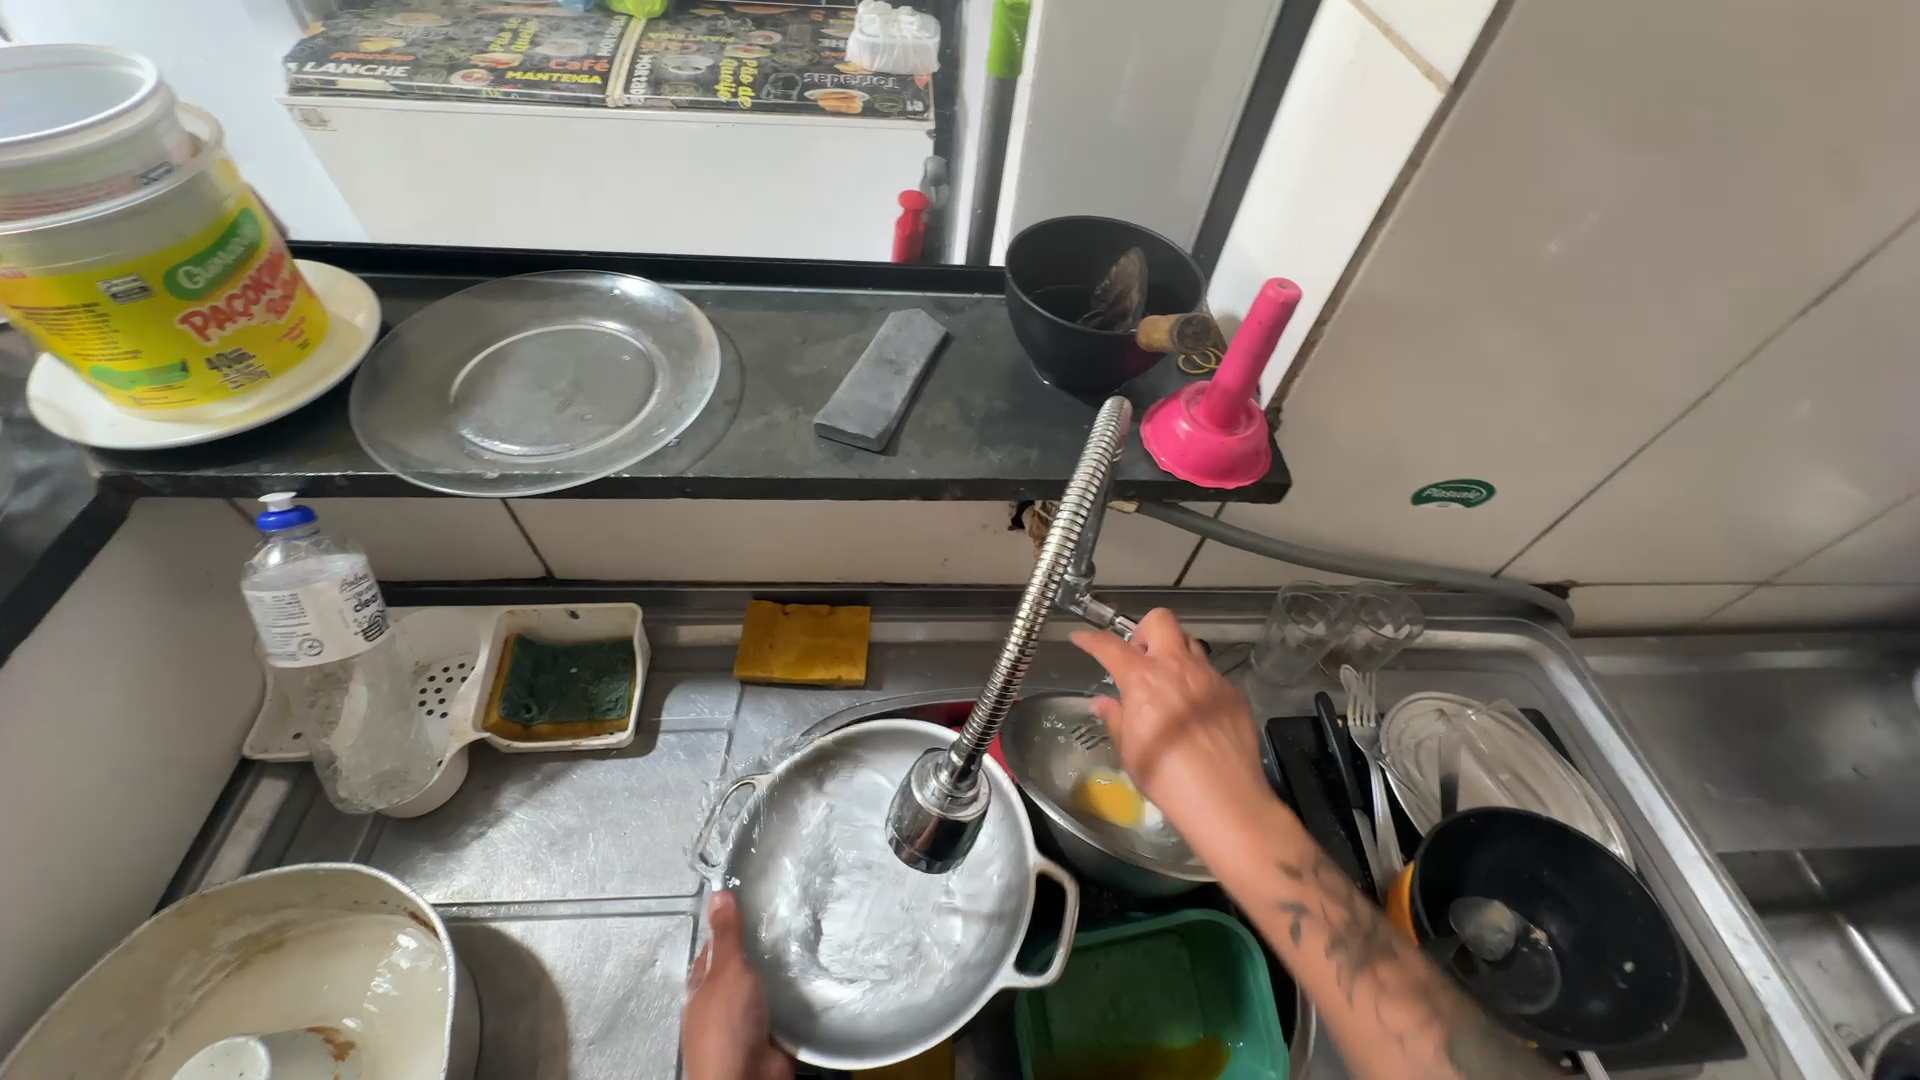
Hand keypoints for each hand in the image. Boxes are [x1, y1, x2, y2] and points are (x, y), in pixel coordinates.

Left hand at [683, 891, 793, 1079]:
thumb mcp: (726, 970)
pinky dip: (796, 993)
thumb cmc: (727, 1025)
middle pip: (744, 966)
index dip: (733, 925)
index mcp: (702, 987)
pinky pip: (784, 1005)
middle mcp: (722, 1002)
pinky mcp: (770, 1033)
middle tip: (792, 918)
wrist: (746, 1079)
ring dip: (782, 970)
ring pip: (766, 985)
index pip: (716, 946)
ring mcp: (746, 1020)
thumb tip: (718, 893)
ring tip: (807, 940)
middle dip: (764, 947)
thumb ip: (726, 935)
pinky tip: (810, 975)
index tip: (758, 902)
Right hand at [1071, 608, 1270, 830]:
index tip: (1081, 638)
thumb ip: (1115, 718)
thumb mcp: (1129, 750)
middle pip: (1160, 620)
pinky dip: (1197, 683)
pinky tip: (1196, 713)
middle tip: (1139, 659)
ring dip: (1174, 654)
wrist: (1224, 798)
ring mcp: (1209, 677)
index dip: (1091, 639)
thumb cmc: (1165, 775)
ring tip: (1169, 684)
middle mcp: (1177, 667)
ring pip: (1190, 644)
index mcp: (1143, 679)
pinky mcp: (1232, 694)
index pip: (1109, 646)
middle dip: (1144, 631)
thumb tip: (1103, 703)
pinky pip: (1211, 675)